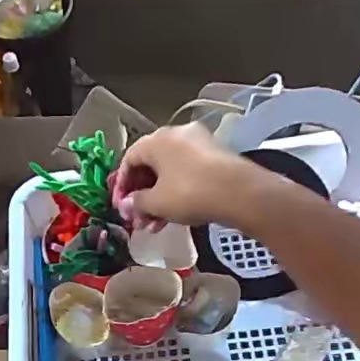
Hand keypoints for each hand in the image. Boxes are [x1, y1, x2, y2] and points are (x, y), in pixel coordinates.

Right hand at [112, 123, 292, 233]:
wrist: (239, 192)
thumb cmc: (190, 193)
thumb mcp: (157, 203)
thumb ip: (137, 203)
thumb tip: (125, 205)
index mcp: (157, 139)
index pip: (129, 158)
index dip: (121, 184)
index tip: (120, 206)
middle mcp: (176, 135)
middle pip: (150, 165)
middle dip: (141, 195)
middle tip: (137, 219)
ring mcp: (198, 144)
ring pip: (169, 172)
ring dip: (158, 198)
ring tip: (154, 225)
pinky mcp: (214, 157)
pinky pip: (187, 174)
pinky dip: (176, 193)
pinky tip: (174, 216)